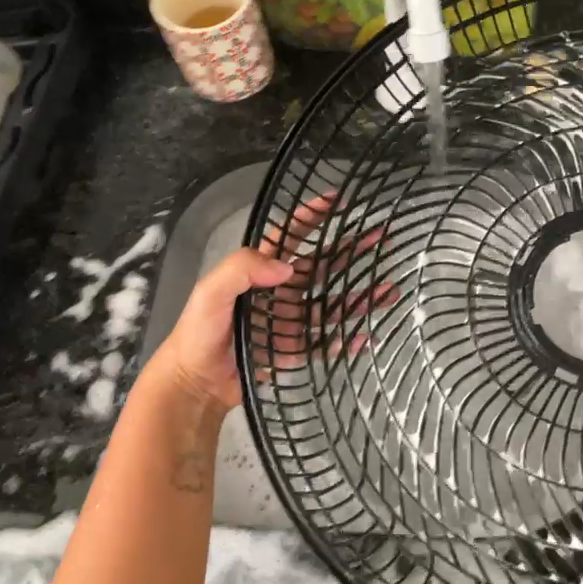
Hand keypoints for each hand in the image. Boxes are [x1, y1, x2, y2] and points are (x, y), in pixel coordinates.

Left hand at [143, 193, 393, 411]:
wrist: (194, 383)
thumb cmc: (199, 332)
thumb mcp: (211, 292)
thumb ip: (243, 270)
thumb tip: (289, 268)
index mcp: (260, 272)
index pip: (291, 235)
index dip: (312, 215)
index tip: (338, 200)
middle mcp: (281, 292)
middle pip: (322, 265)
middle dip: (351, 250)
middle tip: (380, 238)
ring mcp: (290, 321)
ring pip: (332, 303)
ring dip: (360, 296)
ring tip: (388, 290)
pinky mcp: (294, 349)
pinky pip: (327, 342)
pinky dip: (348, 339)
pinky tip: (367, 335)